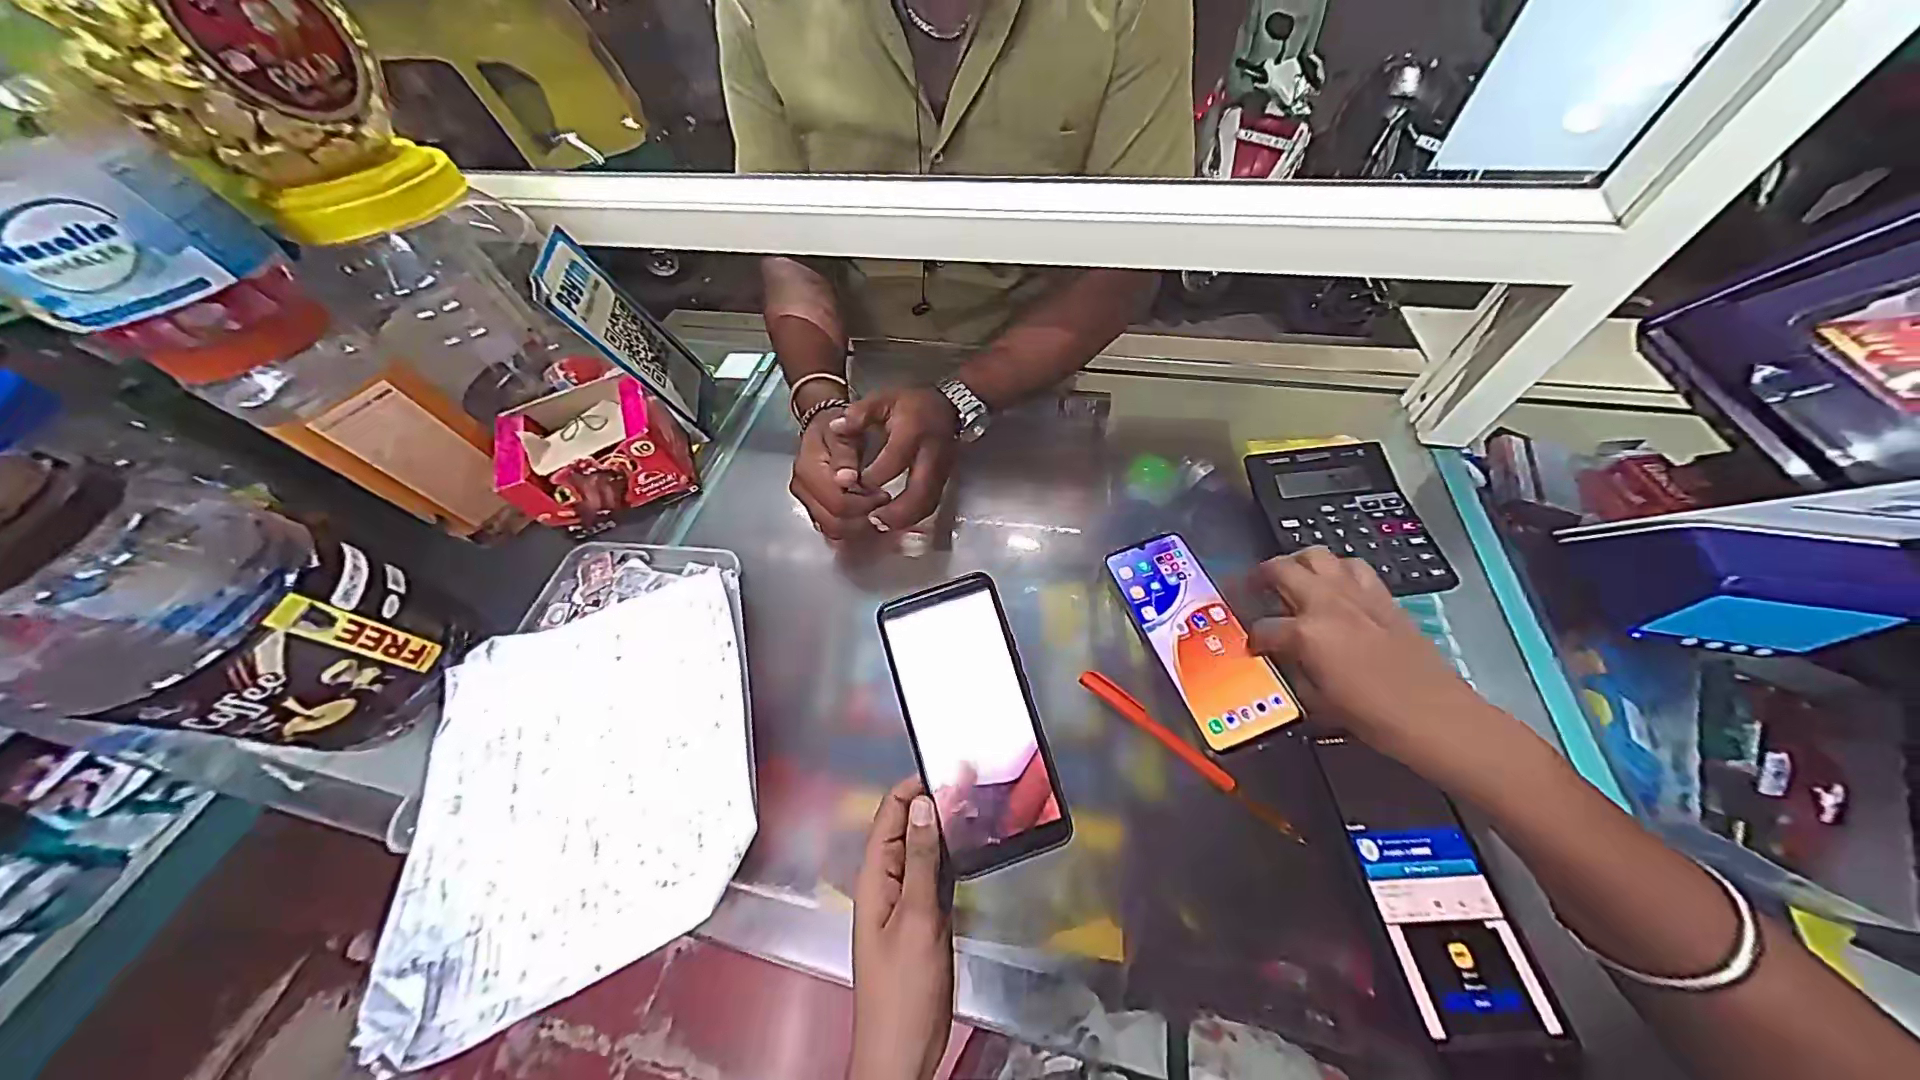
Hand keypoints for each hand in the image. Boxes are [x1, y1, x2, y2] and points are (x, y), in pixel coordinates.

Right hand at [791, 405, 888, 540]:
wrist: (824, 428)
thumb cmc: (837, 427)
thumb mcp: (843, 431)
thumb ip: (845, 455)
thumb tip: (846, 480)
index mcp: (808, 470)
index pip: (838, 502)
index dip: (864, 504)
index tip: (884, 494)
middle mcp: (803, 490)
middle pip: (835, 522)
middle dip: (863, 518)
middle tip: (883, 503)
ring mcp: (807, 502)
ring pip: (834, 530)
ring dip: (859, 526)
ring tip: (876, 508)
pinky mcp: (814, 510)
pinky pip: (833, 529)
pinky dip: (852, 528)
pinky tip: (867, 515)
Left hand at [837, 388, 958, 531]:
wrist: (948, 407)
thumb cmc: (911, 404)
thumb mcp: (884, 399)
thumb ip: (859, 414)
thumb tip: (836, 428)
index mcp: (913, 431)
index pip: (893, 461)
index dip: (872, 479)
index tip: (853, 486)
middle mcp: (932, 454)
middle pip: (919, 492)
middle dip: (895, 511)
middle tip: (871, 519)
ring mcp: (943, 470)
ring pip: (928, 504)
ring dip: (904, 520)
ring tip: (880, 525)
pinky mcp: (945, 481)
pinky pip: (931, 505)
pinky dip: (913, 518)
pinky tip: (894, 522)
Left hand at [852, 778, 952, 1079]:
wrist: (904, 1050)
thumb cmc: (903, 991)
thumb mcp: (916, 918)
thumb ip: (920, 860)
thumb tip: (922, 805)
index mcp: (875, 876)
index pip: (888, 814)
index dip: (912, 787)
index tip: (945, 768)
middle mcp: (888, 880)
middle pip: (906, 827)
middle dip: (932, 802)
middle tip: (969, 782)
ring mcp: (906, 897)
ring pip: (923, 848)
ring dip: (944, 827)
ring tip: (974, 804)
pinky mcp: (924, 914)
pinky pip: (935, 873)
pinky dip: (951, 856)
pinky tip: (972, 846)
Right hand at [1248, 548, 1516, 790]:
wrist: (1436, 718)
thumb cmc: (1376, 717)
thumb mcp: (1316, 699)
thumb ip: (1293, 669)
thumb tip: (1282, 658)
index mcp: (1306, 633)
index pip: (1262, 627)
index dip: (1254, 639)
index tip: (1254, 646)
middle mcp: (1329, 605)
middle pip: (1281, 569)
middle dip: (1261, 576)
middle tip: (1254, 585)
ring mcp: (1358, 596)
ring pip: (1317, 556)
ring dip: (1299, 563)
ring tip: (1293, 577)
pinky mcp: (1384, 598)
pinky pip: (1354, 568)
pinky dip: (1338, 571)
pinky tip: (1335, 588)